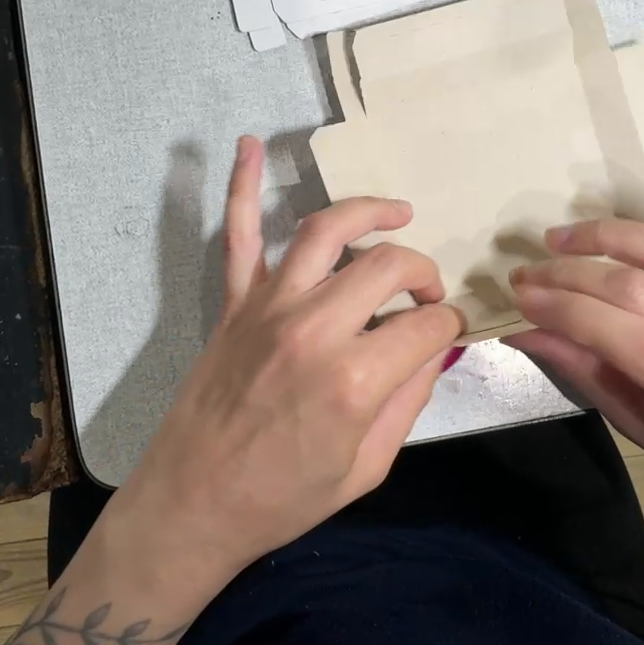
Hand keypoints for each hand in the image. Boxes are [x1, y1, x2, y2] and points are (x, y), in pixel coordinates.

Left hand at [107, 136, 464, 580]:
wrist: (195, 501)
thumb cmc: (284, 497)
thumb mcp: (367, 467)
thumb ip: (410, 399)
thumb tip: (436, 346)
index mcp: (354, 380)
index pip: (427, 325)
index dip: (448, 326)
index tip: (447, 331)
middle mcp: (313, 328)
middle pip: (387, 266)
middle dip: (423, 273)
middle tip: (429, 293)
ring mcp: (268, 306)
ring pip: (325, 231)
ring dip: (368, 211)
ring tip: (398, 211)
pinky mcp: (234, 301)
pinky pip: (235, 231)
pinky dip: (240, 184)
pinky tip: (249, 143)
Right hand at [503, 186, 643, 521]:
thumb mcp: (636, 428)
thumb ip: (581, 372)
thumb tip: (522, 332)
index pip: (618, 334)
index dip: (561, 311)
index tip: (519, 301)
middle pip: (636, 288)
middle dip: (568, 276)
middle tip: (525, 276)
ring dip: (611, 236)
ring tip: (561, 238)